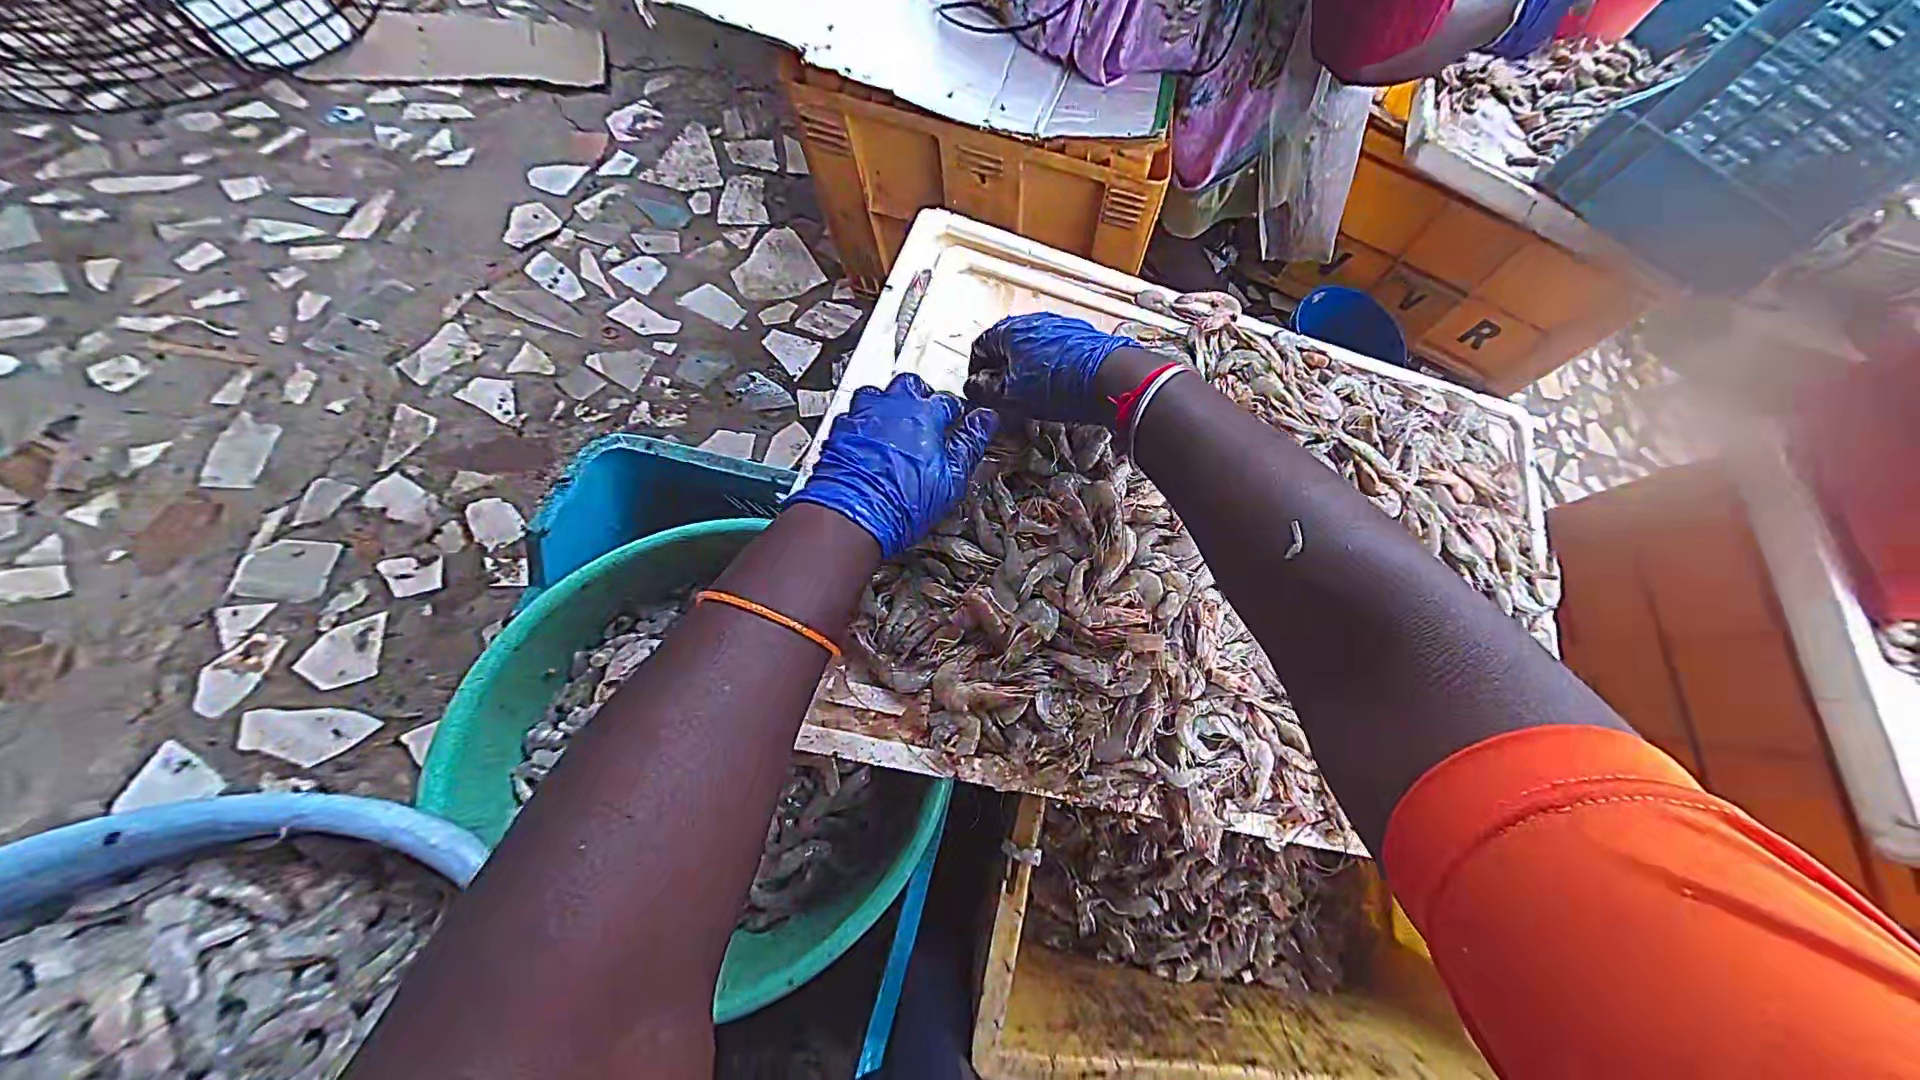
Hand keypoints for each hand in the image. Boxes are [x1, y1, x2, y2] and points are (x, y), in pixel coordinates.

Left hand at [787, 373, 998, 557]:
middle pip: (910, 386)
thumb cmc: (901, 502)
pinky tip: (866, 441)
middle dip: (919, 397)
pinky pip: (852, 416)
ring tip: (893, 427)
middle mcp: (892, 407)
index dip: (954, 412)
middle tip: (924, 418)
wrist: (853, 515)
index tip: (955, 421)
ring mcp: (862, 415)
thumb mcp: (952, 479)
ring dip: (887, 405)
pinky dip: (862, 424)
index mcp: (926, 415)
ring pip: (877, 395)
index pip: (947, 401)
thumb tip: (985, 421)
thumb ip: (970, 445)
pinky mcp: (839, 430)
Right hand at [967, 313, 1136, 423]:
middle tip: (1003, 394)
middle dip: (1002, 370)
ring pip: (1032, 349)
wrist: (1109, 377)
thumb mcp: (1010, 396)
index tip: (979, 389)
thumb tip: (974, 387)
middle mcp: (1033, 321)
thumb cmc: (1056, 385)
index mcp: (1009, 330)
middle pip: (1007, 346)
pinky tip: (1055, 387)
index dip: (975, 371)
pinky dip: (1049, 368)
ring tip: (1031, 393)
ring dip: (1026, 369)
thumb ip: (985, 390)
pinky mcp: (1081, 336)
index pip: (980, 347)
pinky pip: (1055, 352)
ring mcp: (1059, 326)